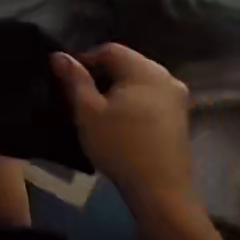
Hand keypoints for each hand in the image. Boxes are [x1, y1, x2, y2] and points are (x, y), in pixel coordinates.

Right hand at [51, 44, 198, 215]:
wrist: (160, 189)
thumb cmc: (119, 146)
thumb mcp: (88, 112)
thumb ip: (74, 80)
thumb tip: (58, 55)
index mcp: (145, 71)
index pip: (110, 50)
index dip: (85, 60)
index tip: (68, 82)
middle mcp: (167, 77)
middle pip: (127, 63)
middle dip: (101, 74)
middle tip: (80, 97)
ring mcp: (177, 97)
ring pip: (138, 81)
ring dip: (116, 89)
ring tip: (97, 111)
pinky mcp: (180, 115)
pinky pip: (150, 96)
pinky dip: (132, 101)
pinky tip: (120, 122)